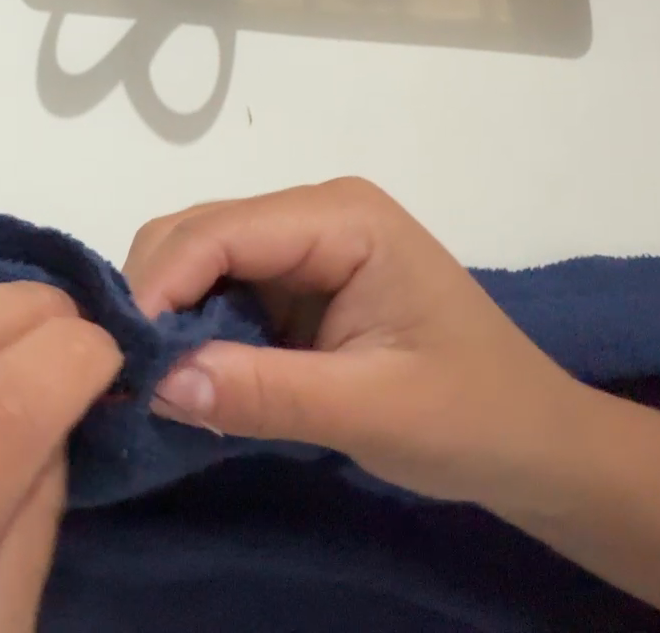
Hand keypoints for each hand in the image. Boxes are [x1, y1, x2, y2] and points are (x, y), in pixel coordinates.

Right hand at [126, 178, 588, 505]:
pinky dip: (184, 326)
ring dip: (164, 313)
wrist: (537, 446)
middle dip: (153, 297)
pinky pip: (207, 289)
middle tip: (131, 372)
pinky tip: (184, 366)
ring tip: (154, 374)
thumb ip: (264, 393)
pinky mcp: (283, 280)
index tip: (123, 355)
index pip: (219, 231)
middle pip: (191, 234)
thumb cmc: (476, 419)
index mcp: (340, 217)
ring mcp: (292, 244)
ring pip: (188, 258)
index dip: (161, 285)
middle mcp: (307, 213)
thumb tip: (157, 384)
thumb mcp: (374, 411)